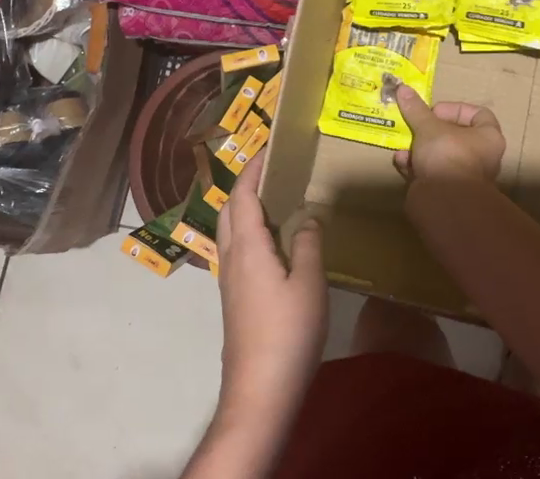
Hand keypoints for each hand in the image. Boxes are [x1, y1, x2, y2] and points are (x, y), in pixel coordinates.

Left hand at [214, 149, 326, 427]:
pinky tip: (277, 243)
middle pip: (229, 212)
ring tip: (278, 200)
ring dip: (247, 210)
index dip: (252, 170)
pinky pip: (239, 251)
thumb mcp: (309, 284)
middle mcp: (231, 259)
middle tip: (274, 171)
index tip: (268, 148)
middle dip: (246, 187)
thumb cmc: (287, 333)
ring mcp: (230, 282)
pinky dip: (252, 232)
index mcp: (247, 248)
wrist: (260, 391)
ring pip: (231, 233)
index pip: (242, 196)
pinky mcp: (235, 300)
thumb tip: (307, 216)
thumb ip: (308, 244)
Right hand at [392, 84, 505, 184]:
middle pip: (455, 136)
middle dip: (431, 130)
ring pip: (440, 156)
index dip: (456, 109)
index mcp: (489, 138)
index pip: (480, 114)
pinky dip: (415, 166)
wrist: (444, 202)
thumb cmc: (447, 155)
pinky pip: (430, 173)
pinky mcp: (446, 192)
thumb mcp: (428, 126)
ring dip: (419, 148)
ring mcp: (463, 176)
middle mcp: (481, 157)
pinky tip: (402, 162)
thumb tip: (402, 88)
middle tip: (415, 125)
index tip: (433, 111)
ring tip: (404, 144)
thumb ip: (416, 109)